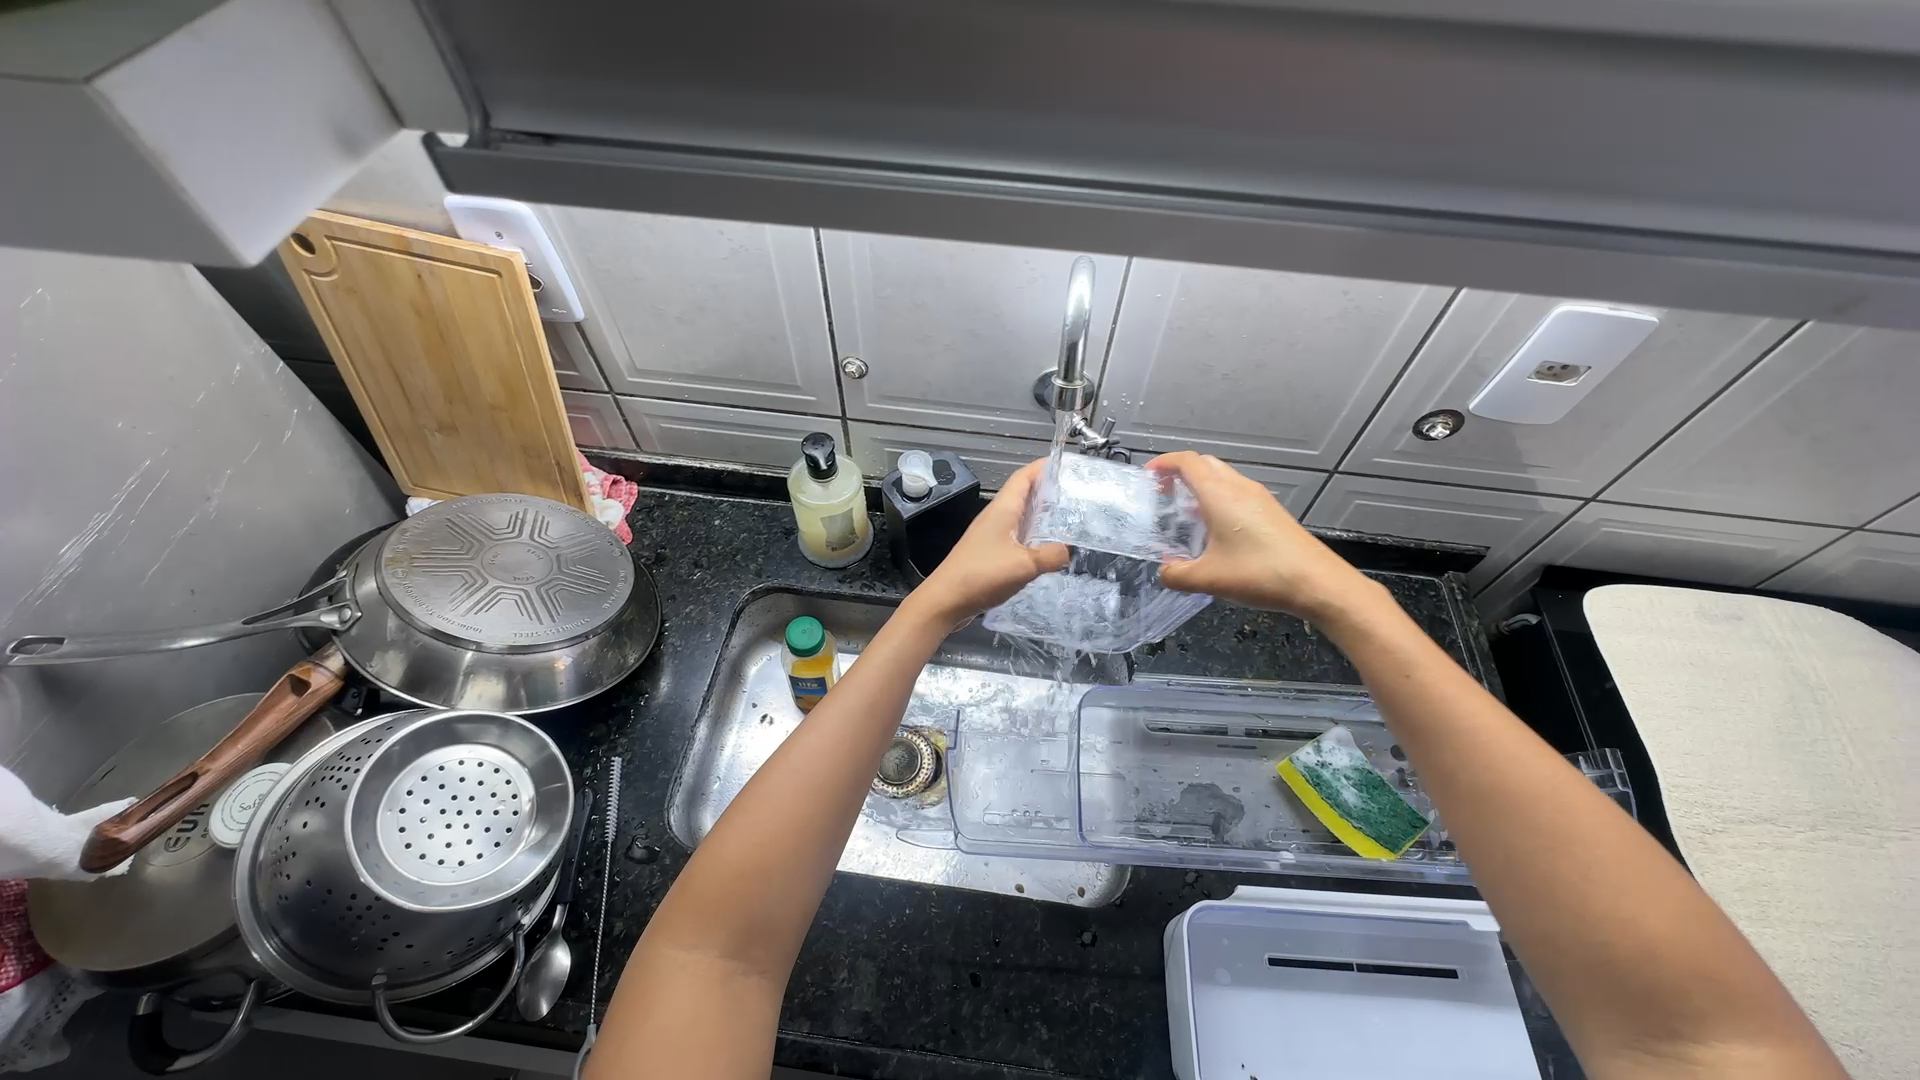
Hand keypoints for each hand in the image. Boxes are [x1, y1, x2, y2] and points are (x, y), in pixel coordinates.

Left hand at [909, 459, 1068, 623]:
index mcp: (1003, 509)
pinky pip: (1016, 537)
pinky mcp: (989, 554)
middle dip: (1049, 491)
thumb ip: (1051, 555)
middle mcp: (996, 517)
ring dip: (1042, 515)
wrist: (945, 601)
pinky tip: (1046, 549)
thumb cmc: (981, 575)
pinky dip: (1033, 537)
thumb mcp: (1025, 565)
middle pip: (1024, 494)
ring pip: (1020, 517)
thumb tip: (1069, 550)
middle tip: (1077, 495)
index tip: (1067, 465)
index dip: (1044, 467)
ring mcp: (990, 535)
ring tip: (1068, 520)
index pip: (1024, 476)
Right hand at [1146, 451, 1381, 622]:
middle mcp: (1240, 488)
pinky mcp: (1272, 513)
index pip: (1187, 462)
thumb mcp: (1208, 579)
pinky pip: (1237, 494)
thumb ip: (1176, 575)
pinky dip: (1218, 500)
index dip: (1164, 463)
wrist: (1317, 583)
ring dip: (1200, 487)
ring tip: (1184, 515)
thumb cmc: (1260, 574)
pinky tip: (1214, 531)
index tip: (1148, 476)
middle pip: (1205, 464)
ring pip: (1223, 479)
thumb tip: (1164, 572)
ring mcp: (1259, 499)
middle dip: (1180, 473)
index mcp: (1220, 495)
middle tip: (1163, 495)